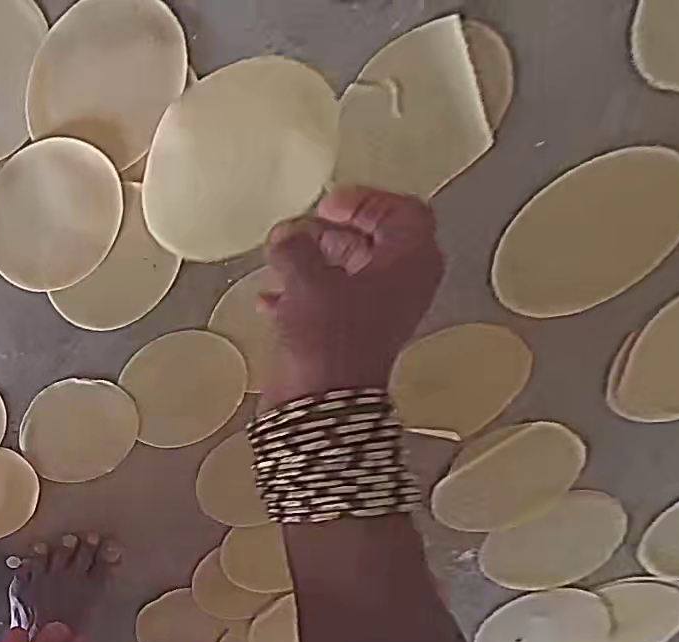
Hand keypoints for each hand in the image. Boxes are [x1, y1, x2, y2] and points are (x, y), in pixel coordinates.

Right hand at [258, 186, 445, 403]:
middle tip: (293, 231)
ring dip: (309, 263)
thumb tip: (285, 234)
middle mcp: (398, 286)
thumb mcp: (309, 282)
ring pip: (343, 275)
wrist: (320, 403)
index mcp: (410, 263)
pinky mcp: (345, 338)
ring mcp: (372, 315)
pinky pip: (326, 304)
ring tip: (275, 260)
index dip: (363, 202)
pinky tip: (268, 298)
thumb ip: (296, 248)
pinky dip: (299, 295)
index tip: (326, 203)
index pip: (399, 212)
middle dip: (327, 234)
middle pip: (368, 243)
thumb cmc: (327, 337)